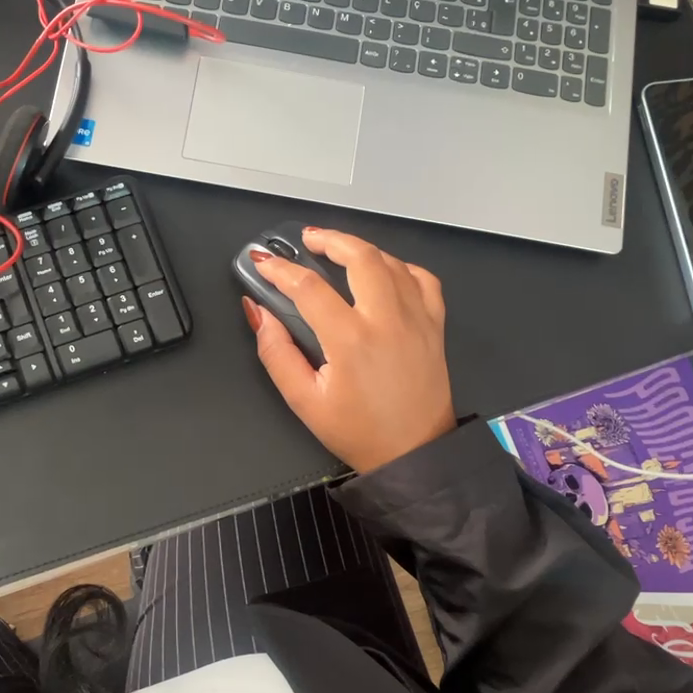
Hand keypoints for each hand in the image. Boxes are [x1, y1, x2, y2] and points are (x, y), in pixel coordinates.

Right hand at [244, 227, 456, 473]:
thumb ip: (276, 353)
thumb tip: (259, 315)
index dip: (280, 270)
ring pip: (390, 262)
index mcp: (351, 340)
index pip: (309, 287)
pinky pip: (421, 279)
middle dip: (329, 240)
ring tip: (338, 248)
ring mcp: (417, 319)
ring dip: (361, 248)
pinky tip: (383, 271)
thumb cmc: (359, 432)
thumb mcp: (304, 400)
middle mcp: (387, 320)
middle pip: (359, 256)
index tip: (263, 263)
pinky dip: (400, 267)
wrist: (414, 453)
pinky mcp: (434, 326)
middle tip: (307, 239)